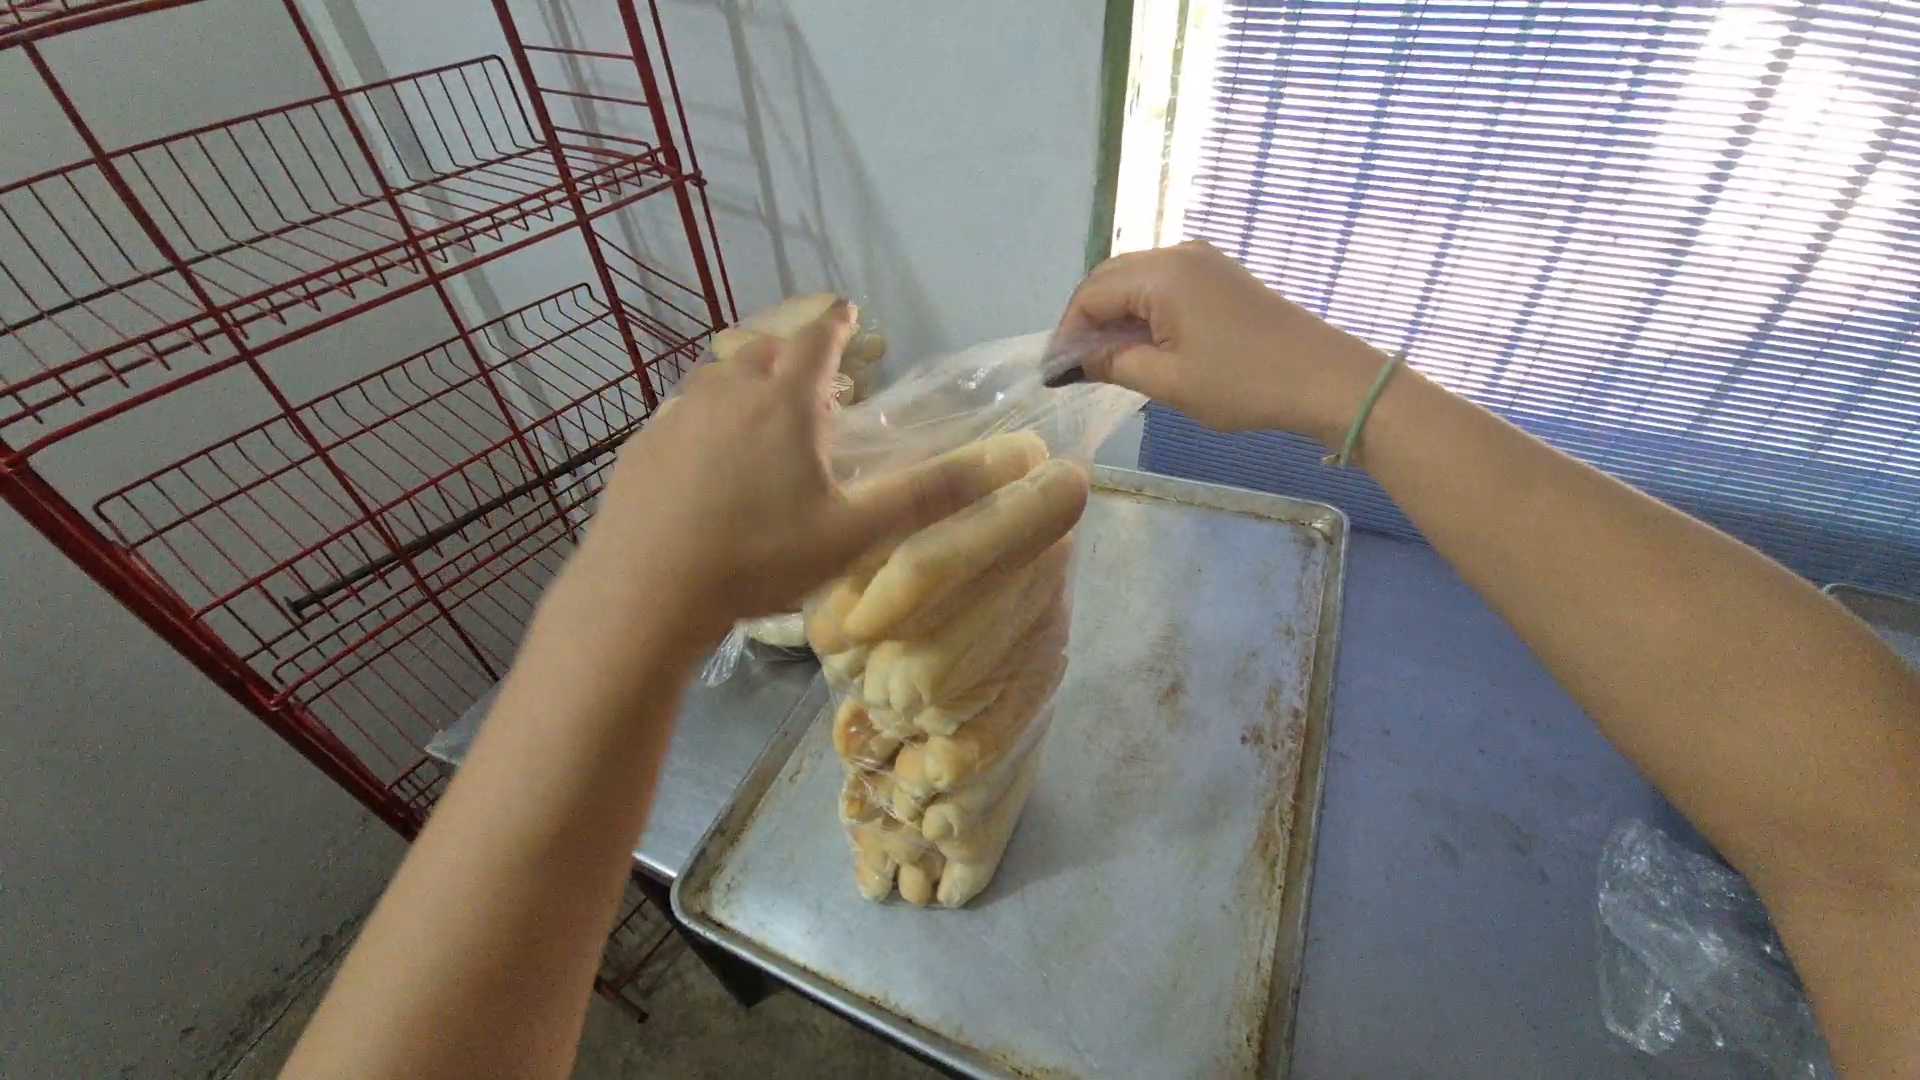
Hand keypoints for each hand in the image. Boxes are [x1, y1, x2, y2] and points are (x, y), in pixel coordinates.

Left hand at [556, 301, 986, 641]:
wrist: (645, 590)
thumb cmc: (759, 556)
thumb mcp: (852, 532)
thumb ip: (923, 497)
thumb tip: (994, 467)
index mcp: (784, 402)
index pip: (816, 340)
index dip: (837, 323)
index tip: (849, 311)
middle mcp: (728, 392)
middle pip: (764, 349)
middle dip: (794, 350)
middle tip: (816, 374)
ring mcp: (677, 416)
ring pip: (719, 376)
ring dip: (749, 377)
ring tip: (765, 406)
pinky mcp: (643, 445)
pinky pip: (685, 410)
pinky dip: (710, 412)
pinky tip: (711, 450)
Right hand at [1058, 240, 1389, 443]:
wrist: (1324, 378)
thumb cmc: (1242, 384)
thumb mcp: (1167, 382)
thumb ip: (1112, 364)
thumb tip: (1073, 360)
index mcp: (1162, 275)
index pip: (1091, 294)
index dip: (1067, 331)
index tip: (1057, 370)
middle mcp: (1178, 254)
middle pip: (1109, 278)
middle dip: (1085, 319)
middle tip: (1075, 364)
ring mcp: (1203, 260)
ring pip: (1135, 279)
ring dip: (1113, 314)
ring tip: (1104, 358)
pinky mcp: (1219, 275)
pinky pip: (1163, 284)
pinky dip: (1141, 310)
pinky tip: (1141, 343)